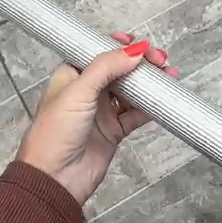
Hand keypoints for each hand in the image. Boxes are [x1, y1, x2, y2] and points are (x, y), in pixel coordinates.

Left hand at [16, 34, 177, 204]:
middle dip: (140, 62)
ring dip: (149, 82)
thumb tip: (134, 50)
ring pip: (131, 90)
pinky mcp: (114, 130)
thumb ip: (106, 67)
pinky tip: (163, 98)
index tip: (138, 44)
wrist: (55, 179)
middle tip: (158, 60)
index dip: (119, 46)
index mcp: (71, 76)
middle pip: (119, 69)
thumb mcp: (77, 92)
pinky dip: (151, 106)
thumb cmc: (53, 134)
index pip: (99, 52)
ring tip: (168, 75)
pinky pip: (136, 113)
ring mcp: (102, 111)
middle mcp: (87, 91)